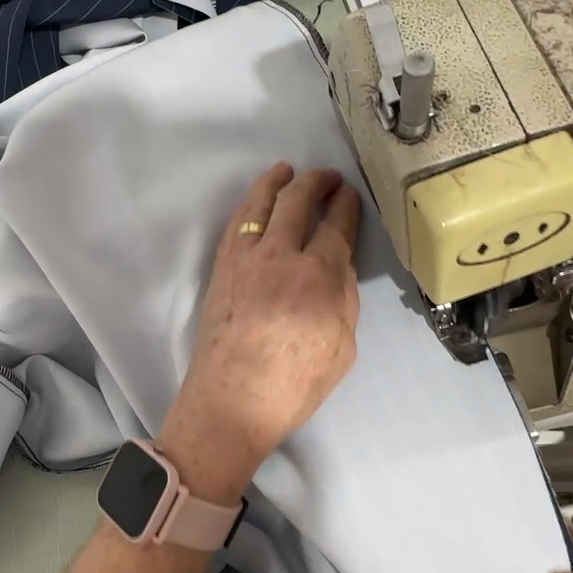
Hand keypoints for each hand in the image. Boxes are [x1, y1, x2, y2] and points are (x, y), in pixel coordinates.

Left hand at [158, 163, 362, 501]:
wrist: (232, 401)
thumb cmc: (295, 384)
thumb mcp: (342, 346)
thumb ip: (343, 298)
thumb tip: (337, 266)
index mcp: (318, 276)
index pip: (336, 227)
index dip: (346, 207)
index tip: (350, 196)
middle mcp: (280, 256)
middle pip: (298, 202)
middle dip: (316, 182)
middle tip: (328, 177)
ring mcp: (245, 259)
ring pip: (260, 204)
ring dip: (277, 182)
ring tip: (287, 170)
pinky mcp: (221, 269)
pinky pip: (236, 224)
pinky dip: (249, 204)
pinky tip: (255, 202)